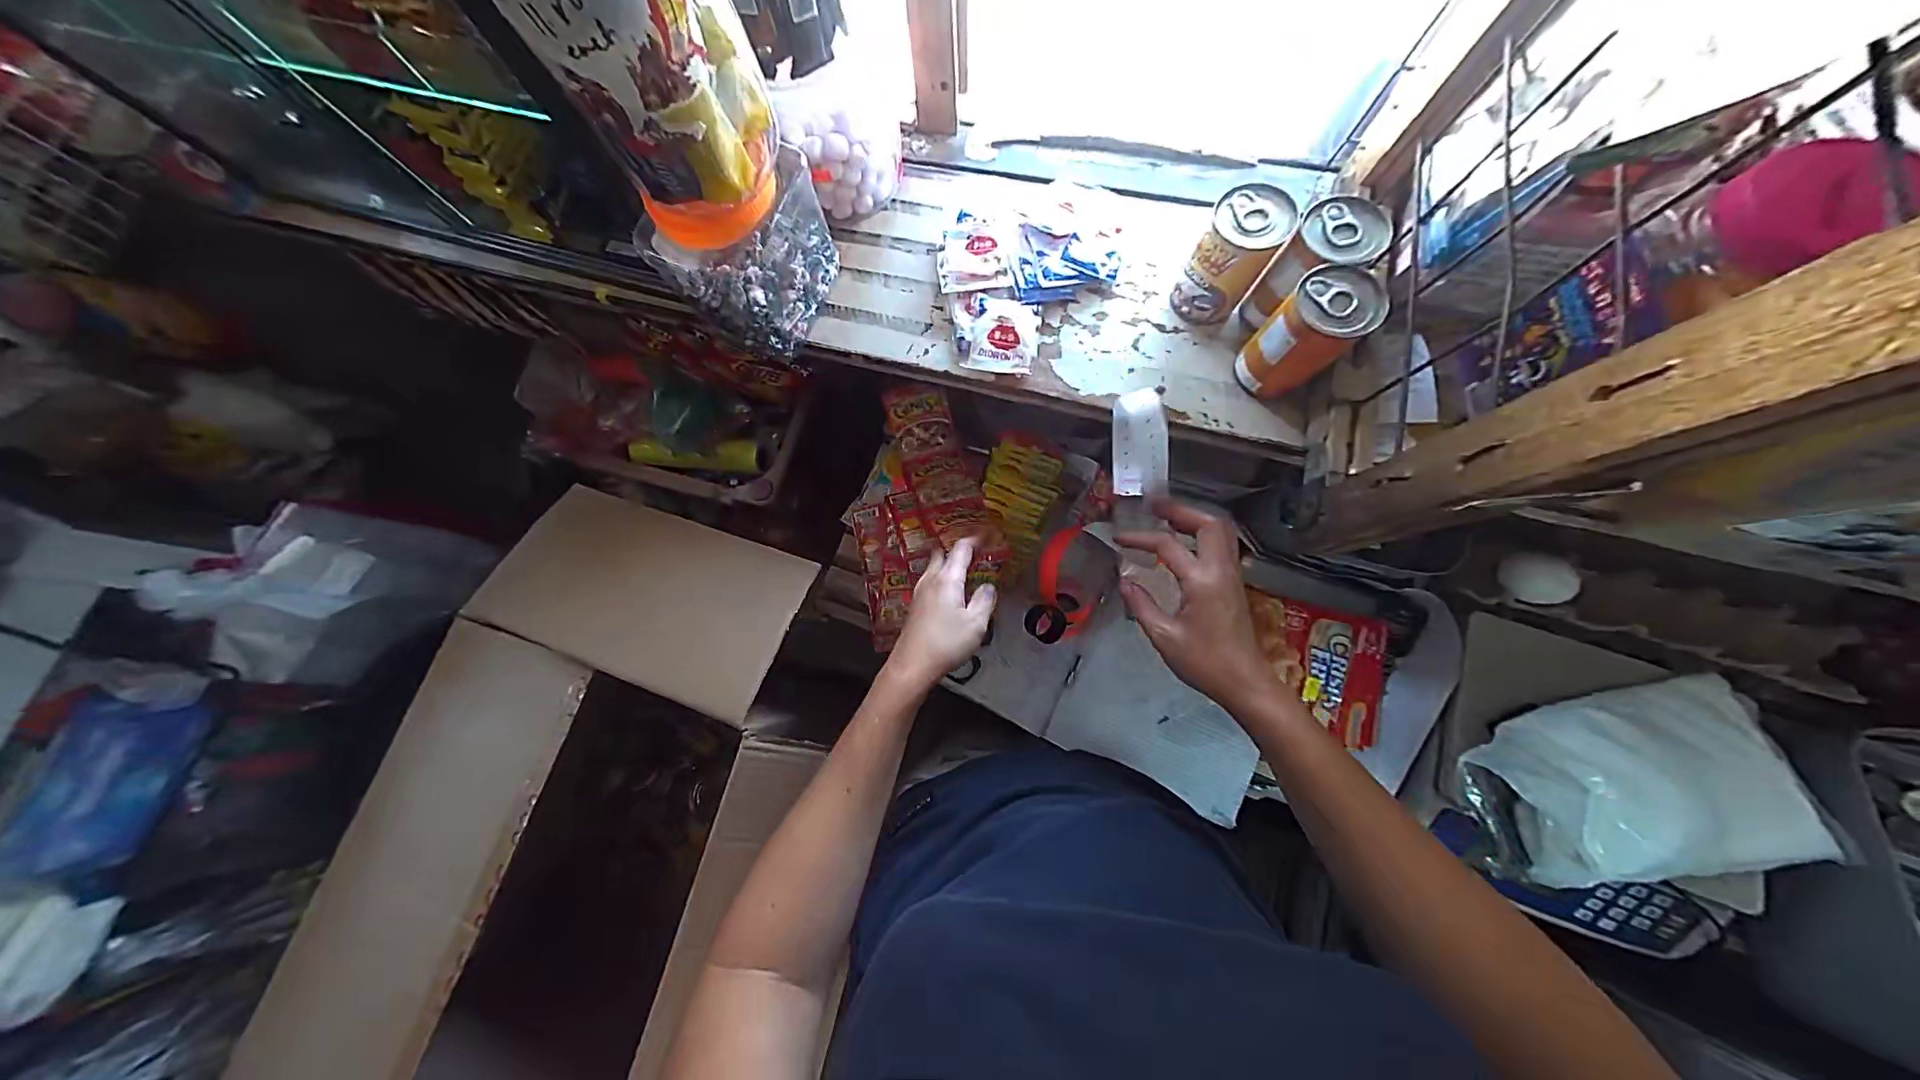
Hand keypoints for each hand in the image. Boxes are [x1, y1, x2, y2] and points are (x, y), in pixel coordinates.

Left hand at [886, 537, 996, 685]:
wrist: (912, 664)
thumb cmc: (946, 643)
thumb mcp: (976, 623)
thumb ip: (985, 600)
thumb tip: (988, 586)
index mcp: (947, 579)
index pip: (961, 548)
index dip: (975, 539)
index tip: (988, 535)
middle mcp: (931, 580)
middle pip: (943, 553)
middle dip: (959, 549)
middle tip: (976, 550)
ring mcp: (920, 592)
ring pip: (934, 567)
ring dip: (948, 563)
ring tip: (965, 568)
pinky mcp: (915, 605)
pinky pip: (930, 581)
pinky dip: (942, 577)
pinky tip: (950, 590)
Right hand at [1114, 500, 1277, 713]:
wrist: (1244, 681)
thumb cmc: (1203, 662)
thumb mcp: (1163, 636)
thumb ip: (1141, 604)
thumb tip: (1125, 581)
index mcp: (1201, 581)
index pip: (1167, 546)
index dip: (1139, 538)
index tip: (1118, 539)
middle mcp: (1220, 570)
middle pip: (1208, 523)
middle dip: (1180, 510)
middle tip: (1154, 507)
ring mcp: (1232, 575)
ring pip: (1221, 531)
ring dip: (1195, 519)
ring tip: (1169, 517)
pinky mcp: (1235, 583)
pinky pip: (1222, 545)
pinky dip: (1203, 534)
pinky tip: (1185, 542)